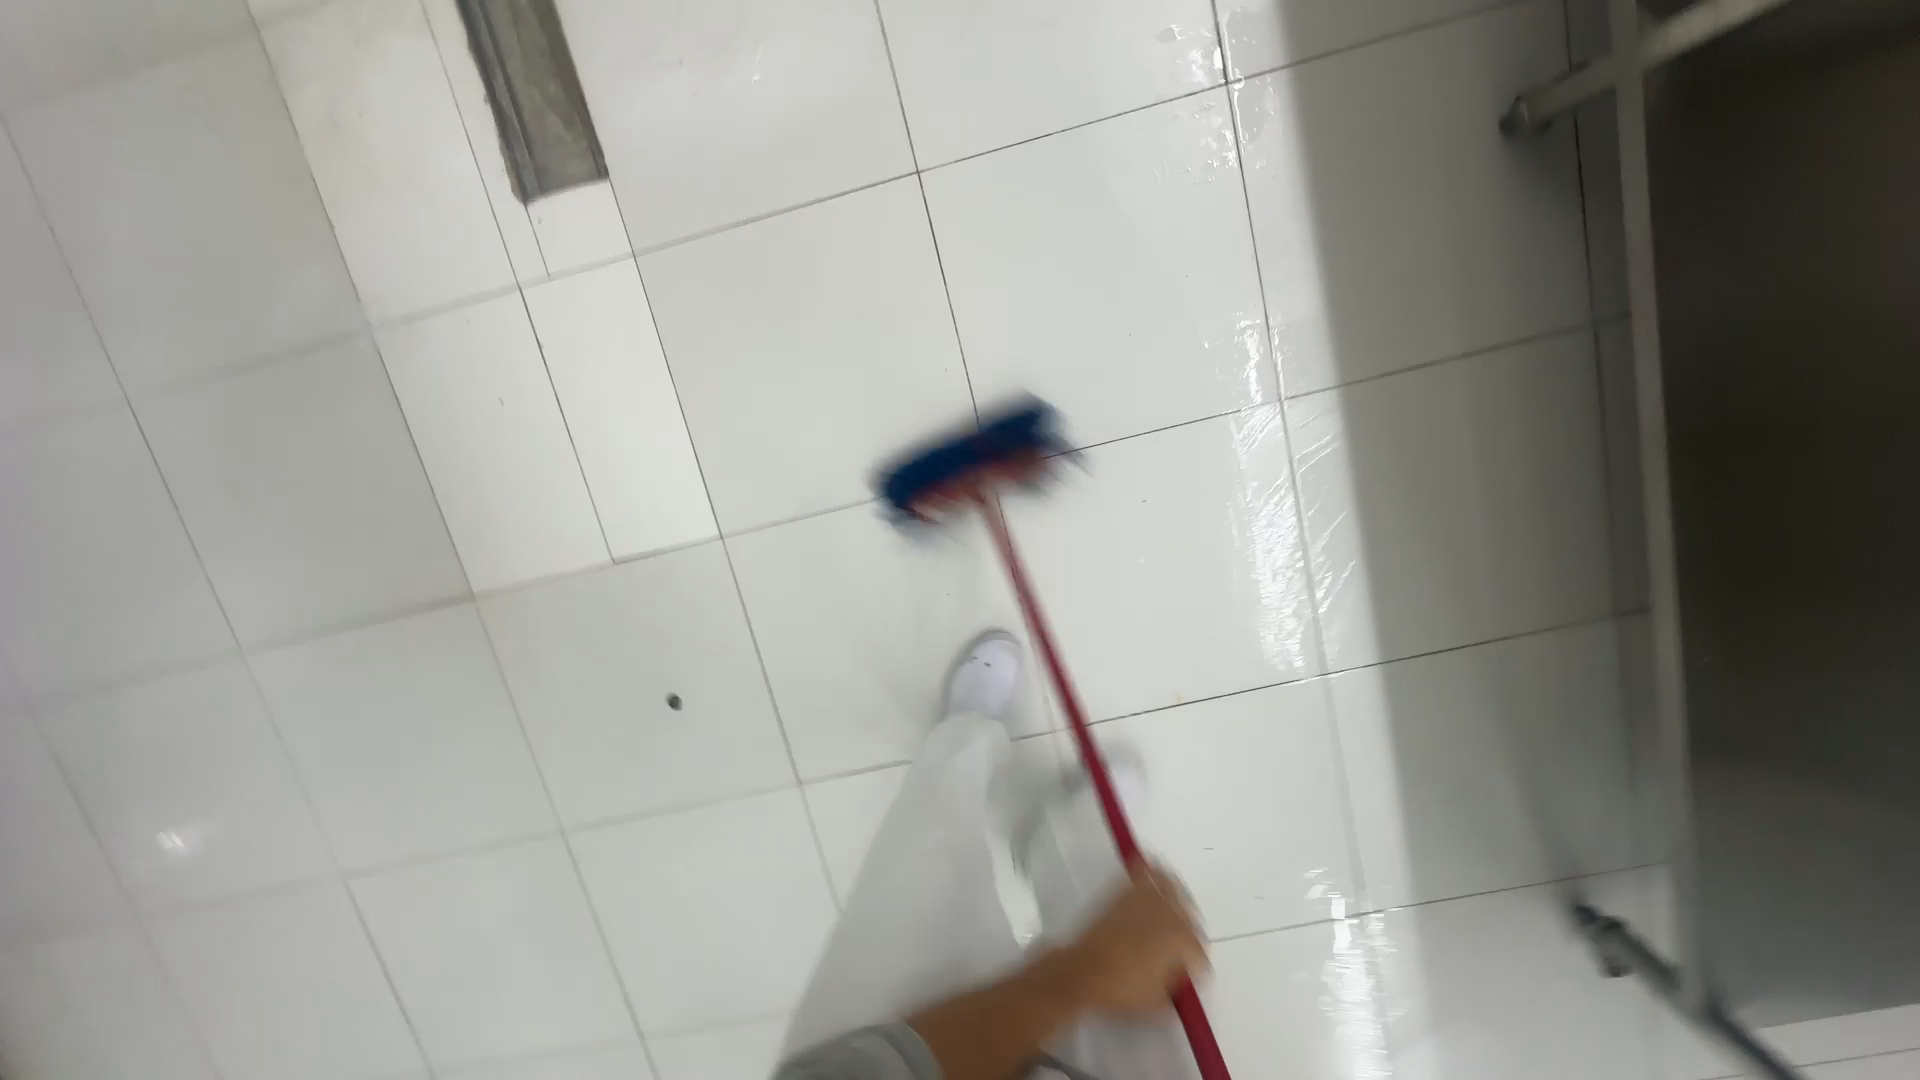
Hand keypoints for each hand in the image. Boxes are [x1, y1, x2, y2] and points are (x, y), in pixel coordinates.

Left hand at [1055, 862, 1207, 1016]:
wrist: (1085, 969)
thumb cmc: (1123, 988)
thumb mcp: (1159, 1000)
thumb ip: (1178, 986)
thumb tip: (1182, 978)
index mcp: (1182, 941)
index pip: (1201, 950)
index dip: (1194, 966)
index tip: (1184, 973)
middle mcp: (1169, 914)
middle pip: (1191, 918)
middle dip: (1188, 933)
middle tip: (1177, 947)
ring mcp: (1147, 899)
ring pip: (1173, 889)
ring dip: (1177, 899)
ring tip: (1172, 909)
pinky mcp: (1126, 891)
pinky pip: (1147, 872)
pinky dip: (1153, 871)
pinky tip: (1153, 873)